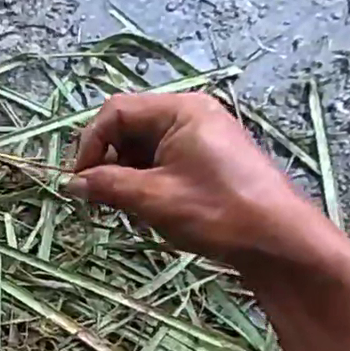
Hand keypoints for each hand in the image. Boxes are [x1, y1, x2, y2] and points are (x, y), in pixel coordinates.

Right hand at [67, 93, 339, 270]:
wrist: (278, 240)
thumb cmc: (217, 212)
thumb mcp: (153, 199)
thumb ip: (107, 186)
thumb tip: (71, 184)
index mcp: (180, 110)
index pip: (115, 112)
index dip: (90, 145)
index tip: (80, 183)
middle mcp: (190, 114)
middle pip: (128, 128)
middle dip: (108, 162)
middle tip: (101, 199)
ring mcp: (201, 136)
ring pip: (143, 148)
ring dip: (125, 176)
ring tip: (128, 210)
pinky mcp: (207, 159)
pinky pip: (162, 162)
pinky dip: (146, 183)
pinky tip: (150, 210)